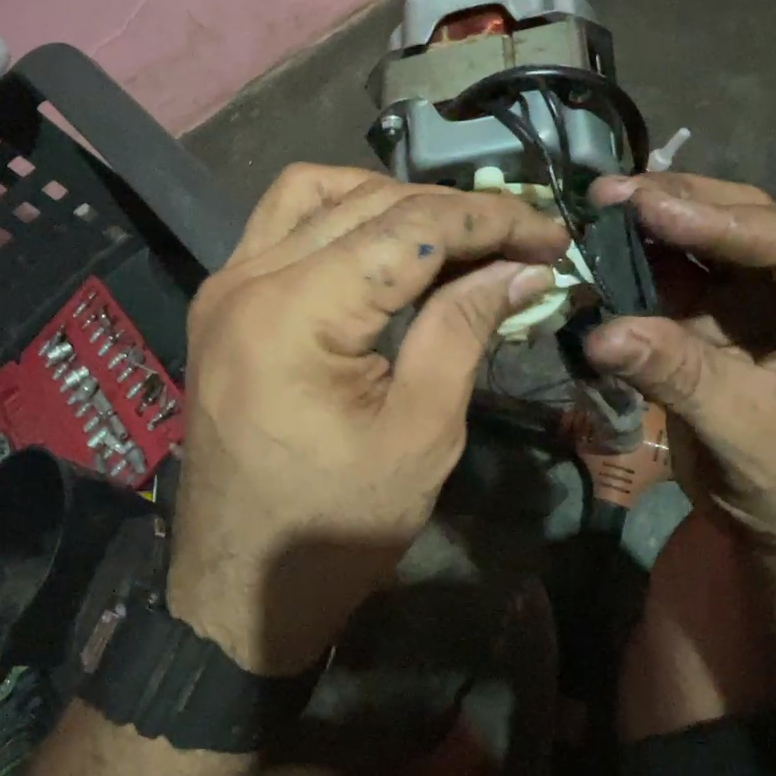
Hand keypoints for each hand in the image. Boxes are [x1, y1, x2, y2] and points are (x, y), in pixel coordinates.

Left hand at [167, 165, 567, 673]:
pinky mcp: (224, 302)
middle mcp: (247, 280)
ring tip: (454, 234)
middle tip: (520, 239)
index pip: (406, 229)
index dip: (488, 220)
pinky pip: (281, 224)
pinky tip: (385, 244)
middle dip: (452, 210)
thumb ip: (462, 332)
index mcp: (293, 316)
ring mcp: (225, 286)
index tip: (552, 233)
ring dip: (390, 199)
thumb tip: (521, 268)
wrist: (241, 582)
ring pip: (314, 193)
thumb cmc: (336, 528)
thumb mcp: (420, 434)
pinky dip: (340, 216)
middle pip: (365, 202)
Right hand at [583, 173, 775, 570]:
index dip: (720, 222)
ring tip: (600, 208)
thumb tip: (600, 334)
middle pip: (753, 226)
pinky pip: (683, 277)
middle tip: (613, 193)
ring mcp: (772, 298)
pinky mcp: (729, 315)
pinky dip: (642, 265)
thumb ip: (679, 376)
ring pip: (713, 242)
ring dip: (655, 226)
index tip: (650, 206)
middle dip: (683, 206)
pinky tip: (605, 250)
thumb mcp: (747, 434)